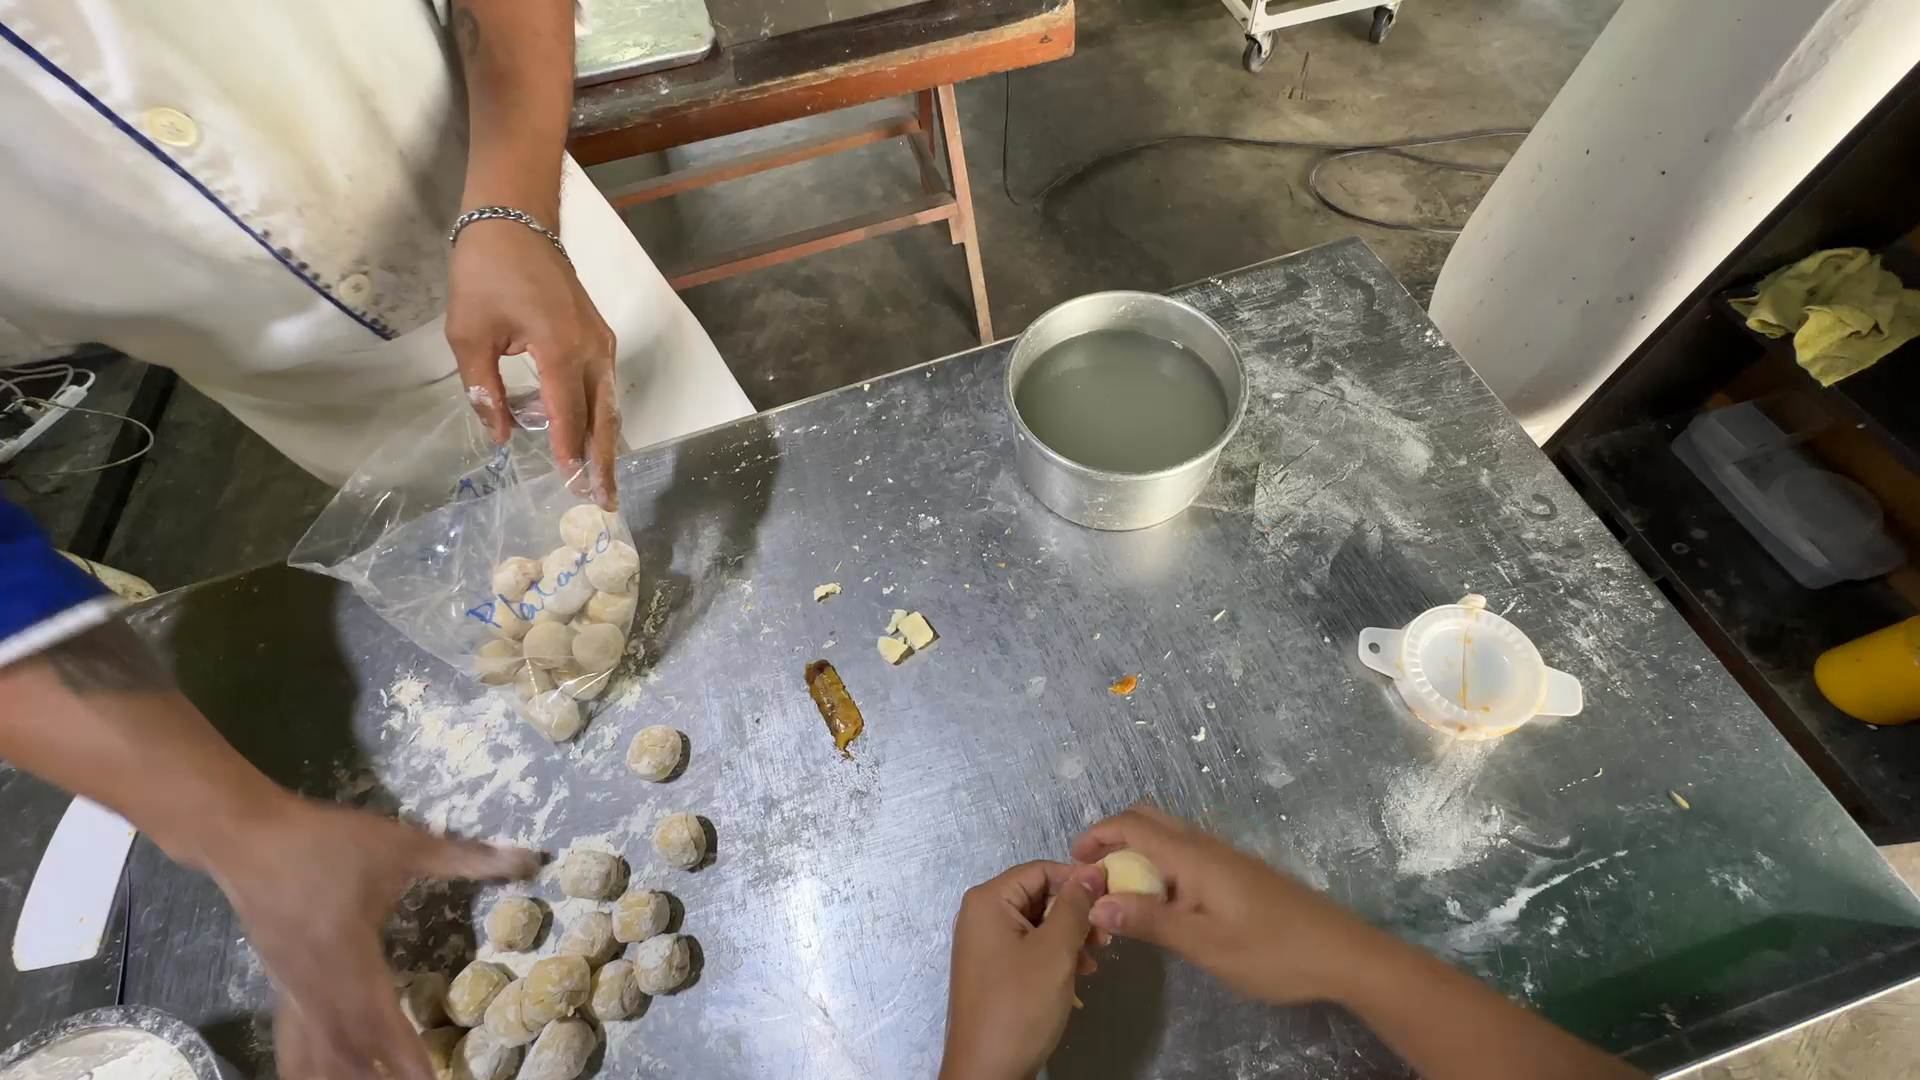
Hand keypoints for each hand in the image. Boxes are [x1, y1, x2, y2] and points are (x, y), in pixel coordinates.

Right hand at [201, 795, 536, 1079]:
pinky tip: (323, 1075)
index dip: (403, 1053)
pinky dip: (311, 1065)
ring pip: (314, 1053)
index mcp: (348, 953)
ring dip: (341, 1075)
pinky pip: (294, 1039)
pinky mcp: (279, 985)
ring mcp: (290, 989)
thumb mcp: (407, 844)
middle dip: (375, 1077)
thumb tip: (527, 858)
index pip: (380, 1016)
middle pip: (343, 1048)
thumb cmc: (332, 843)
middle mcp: (315, 983)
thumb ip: (467, 856)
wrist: (250, 840)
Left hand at [446, 219, 621, 508]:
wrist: (517, 222)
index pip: (568, 412)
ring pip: (611, 406)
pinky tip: (594, 437)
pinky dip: (602, 418)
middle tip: (605, 500)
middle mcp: (592, 352)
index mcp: (559, 349)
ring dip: (607, 445)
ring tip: (603, 479)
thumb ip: (484, 389)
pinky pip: (606, 388)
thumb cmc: (485, 273)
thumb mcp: (468, 332)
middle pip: (603, 418)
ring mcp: (603, 345)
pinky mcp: (602, 339)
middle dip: (603, 462)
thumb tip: (501, 434)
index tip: (570, 484)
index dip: (568, 450)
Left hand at [940, 860, 1106, 1079]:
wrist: (986, 1074)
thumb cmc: (1019, 1004)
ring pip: (1037, 923)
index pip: (1039, 870)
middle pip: (1037, 895)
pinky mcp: (993, 969)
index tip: (1110, 895)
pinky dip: (1055, 954)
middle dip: (1074, 911)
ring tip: (1099, 954)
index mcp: (988, 900)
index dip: (1076, 879)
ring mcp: (985, 943)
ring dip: (1069, 935)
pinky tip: (1080, 972)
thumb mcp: (1055, 951)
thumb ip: (1074, 907)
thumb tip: (1091, 871)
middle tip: (1106, 932)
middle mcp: (981, 914)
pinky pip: (1028, 946)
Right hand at [1072, 803, 1387, 1006]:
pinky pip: (1182, 850)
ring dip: (1135, 849)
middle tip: (1094, 872)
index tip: (1074, 861)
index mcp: (1191, 855)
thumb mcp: (1204, 944)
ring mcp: (1221, 855)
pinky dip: (1158, 861)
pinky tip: (1163, 900)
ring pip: (1165, 833)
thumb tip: (1096, 903)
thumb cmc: (1271, 950)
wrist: (1343, 954)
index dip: (1096, 835)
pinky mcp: (1234, 870)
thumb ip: (1149, 921)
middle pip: (1146, 817)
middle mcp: (1203, 844)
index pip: (1130, 825)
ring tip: (1121, 890)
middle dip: (1112, 835)